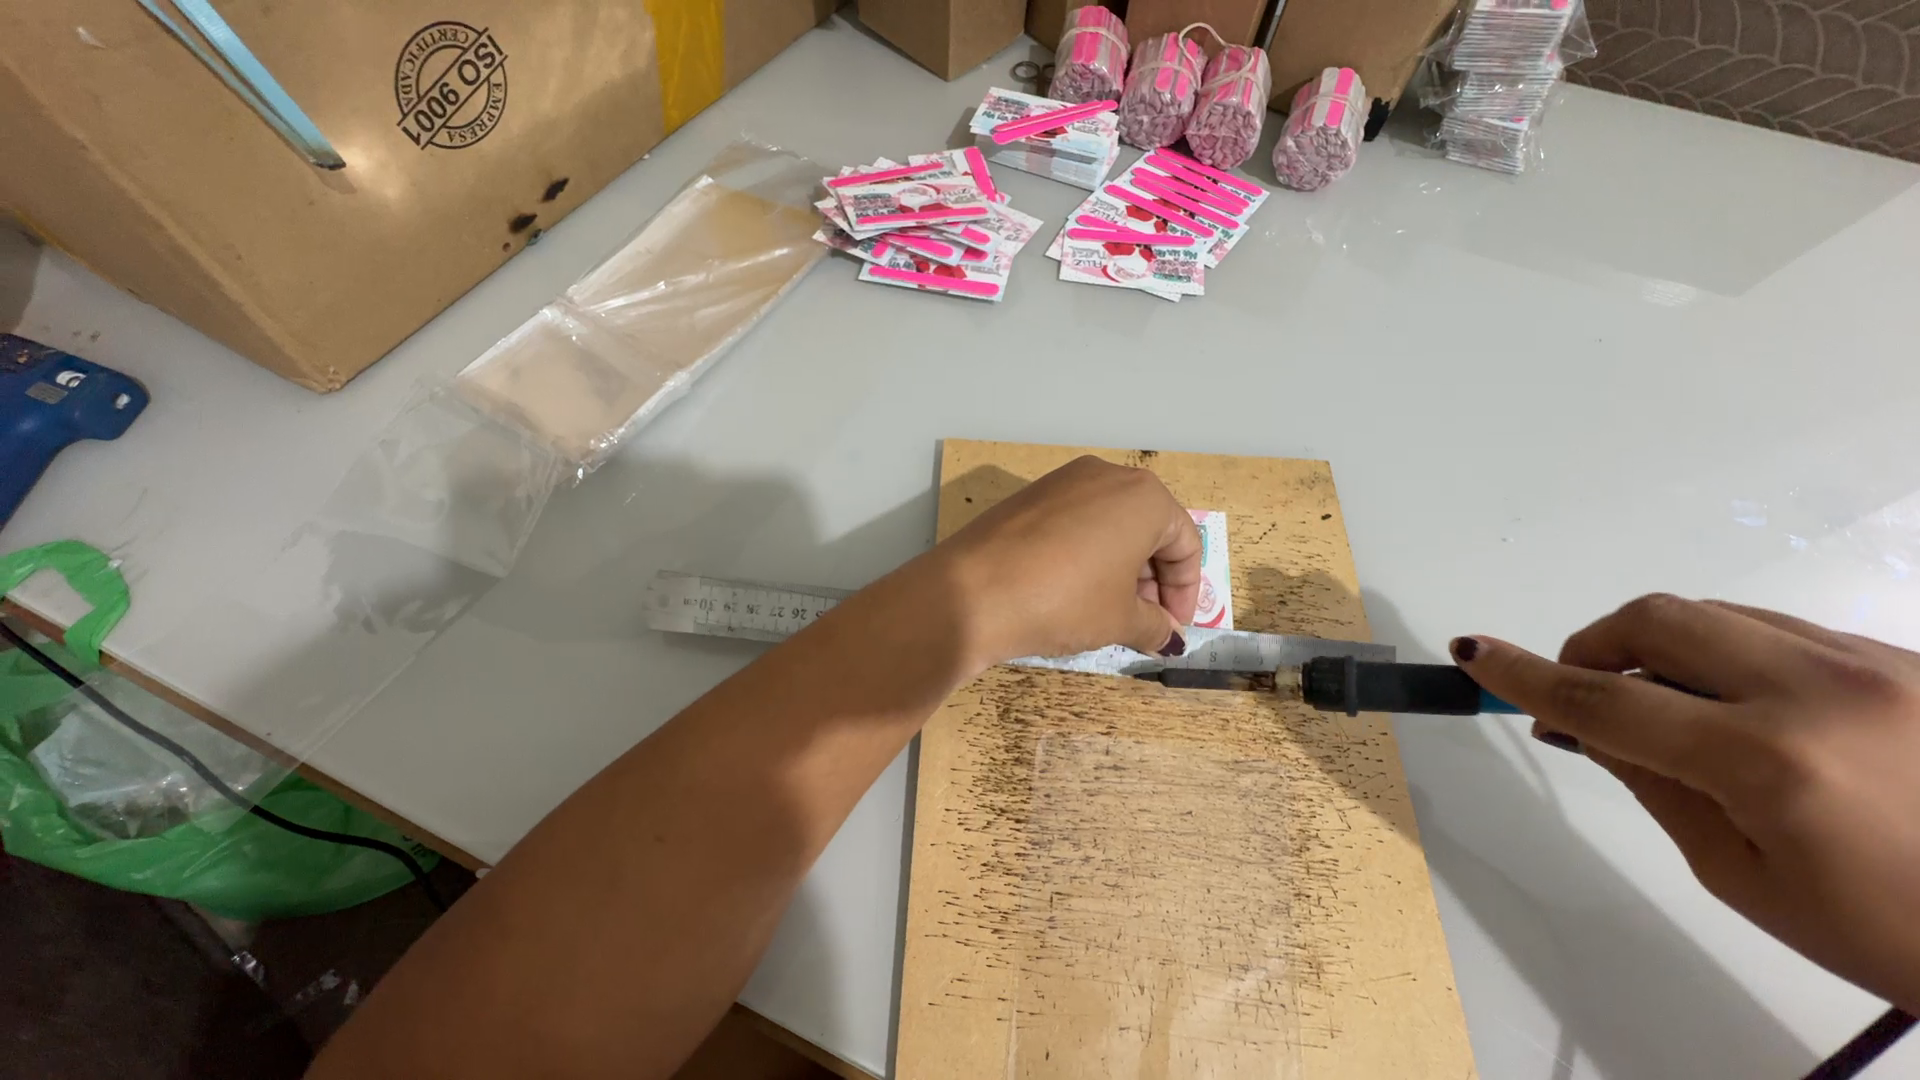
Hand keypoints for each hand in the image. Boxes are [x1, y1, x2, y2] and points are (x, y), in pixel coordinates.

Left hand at [934, 456, 1200, 666]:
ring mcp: (1063, 482)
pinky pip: (1075, 525)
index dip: (1185, 594)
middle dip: (1152, 580)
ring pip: (1110, 526)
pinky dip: (1086, 556)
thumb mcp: (1120, 619)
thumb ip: (1155, 625)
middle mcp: (1106, 476)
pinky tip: (1072, 592)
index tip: (1173, 629)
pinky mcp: (1029, 497)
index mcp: (1143, 496)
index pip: (1184, 544)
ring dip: (1120, 569)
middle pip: (1147, 530)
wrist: (970, 593)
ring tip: (1108, 613)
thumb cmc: (1064, 600)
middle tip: (1144, 624)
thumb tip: (1169, 636)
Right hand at [1453, 596, 1919, 1013]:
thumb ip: (1652, 782)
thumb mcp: (1745, 876)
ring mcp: (1879, 666)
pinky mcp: (1912, 661)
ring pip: (1716, 616)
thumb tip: (1579, 723)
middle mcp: (1823, 691)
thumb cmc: (1894, 935)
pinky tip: (1747, 709)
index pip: (1605, 701)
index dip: (1524, 676)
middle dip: (1594, 646)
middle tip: (1585, 693)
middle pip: (1656, 621)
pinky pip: (1779, 632)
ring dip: (1660, 650)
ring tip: (1670, 708)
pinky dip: (1727, 656)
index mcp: (1770, 762)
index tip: (1471, 651)